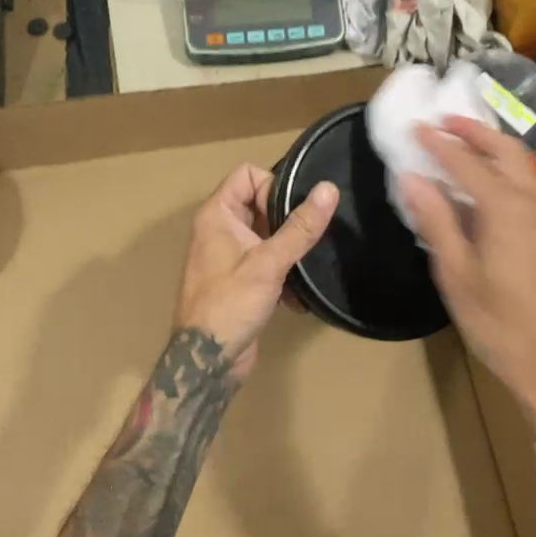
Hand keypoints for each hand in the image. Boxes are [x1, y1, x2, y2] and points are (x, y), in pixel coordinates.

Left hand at [176, 164, 337, 377]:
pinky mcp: (238, 279)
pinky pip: (266, 260)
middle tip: (308, 238)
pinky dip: (282, 272)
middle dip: (287, 220)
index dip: (273, 186)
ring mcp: (227, 255)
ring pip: (267, 234)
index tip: (293, 213)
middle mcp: (219, 229)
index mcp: (216, 215)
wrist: (207, 362)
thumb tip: (328, 189)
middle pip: (260, 203)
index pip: (248, 174)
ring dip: (288, 249)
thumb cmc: (230, 305)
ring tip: (307, 265)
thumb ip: (300, 227)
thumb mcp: (269, 263)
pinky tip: (297, 295)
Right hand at [401, 116, 535, 415]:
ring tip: (461, 141)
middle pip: (505, 149)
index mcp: (506, 209)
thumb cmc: (495, 322)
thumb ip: (435, 220)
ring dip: (492, 145)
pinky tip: (485, 180)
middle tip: (443, 120)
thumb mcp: (455, 273)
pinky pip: (528, 182)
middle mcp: (533, 202)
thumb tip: (412, 178)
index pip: (466, 162)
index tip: (415, 125)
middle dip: (474, 130)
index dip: (438, 142)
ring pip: (522, 164)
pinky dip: (505, 167)